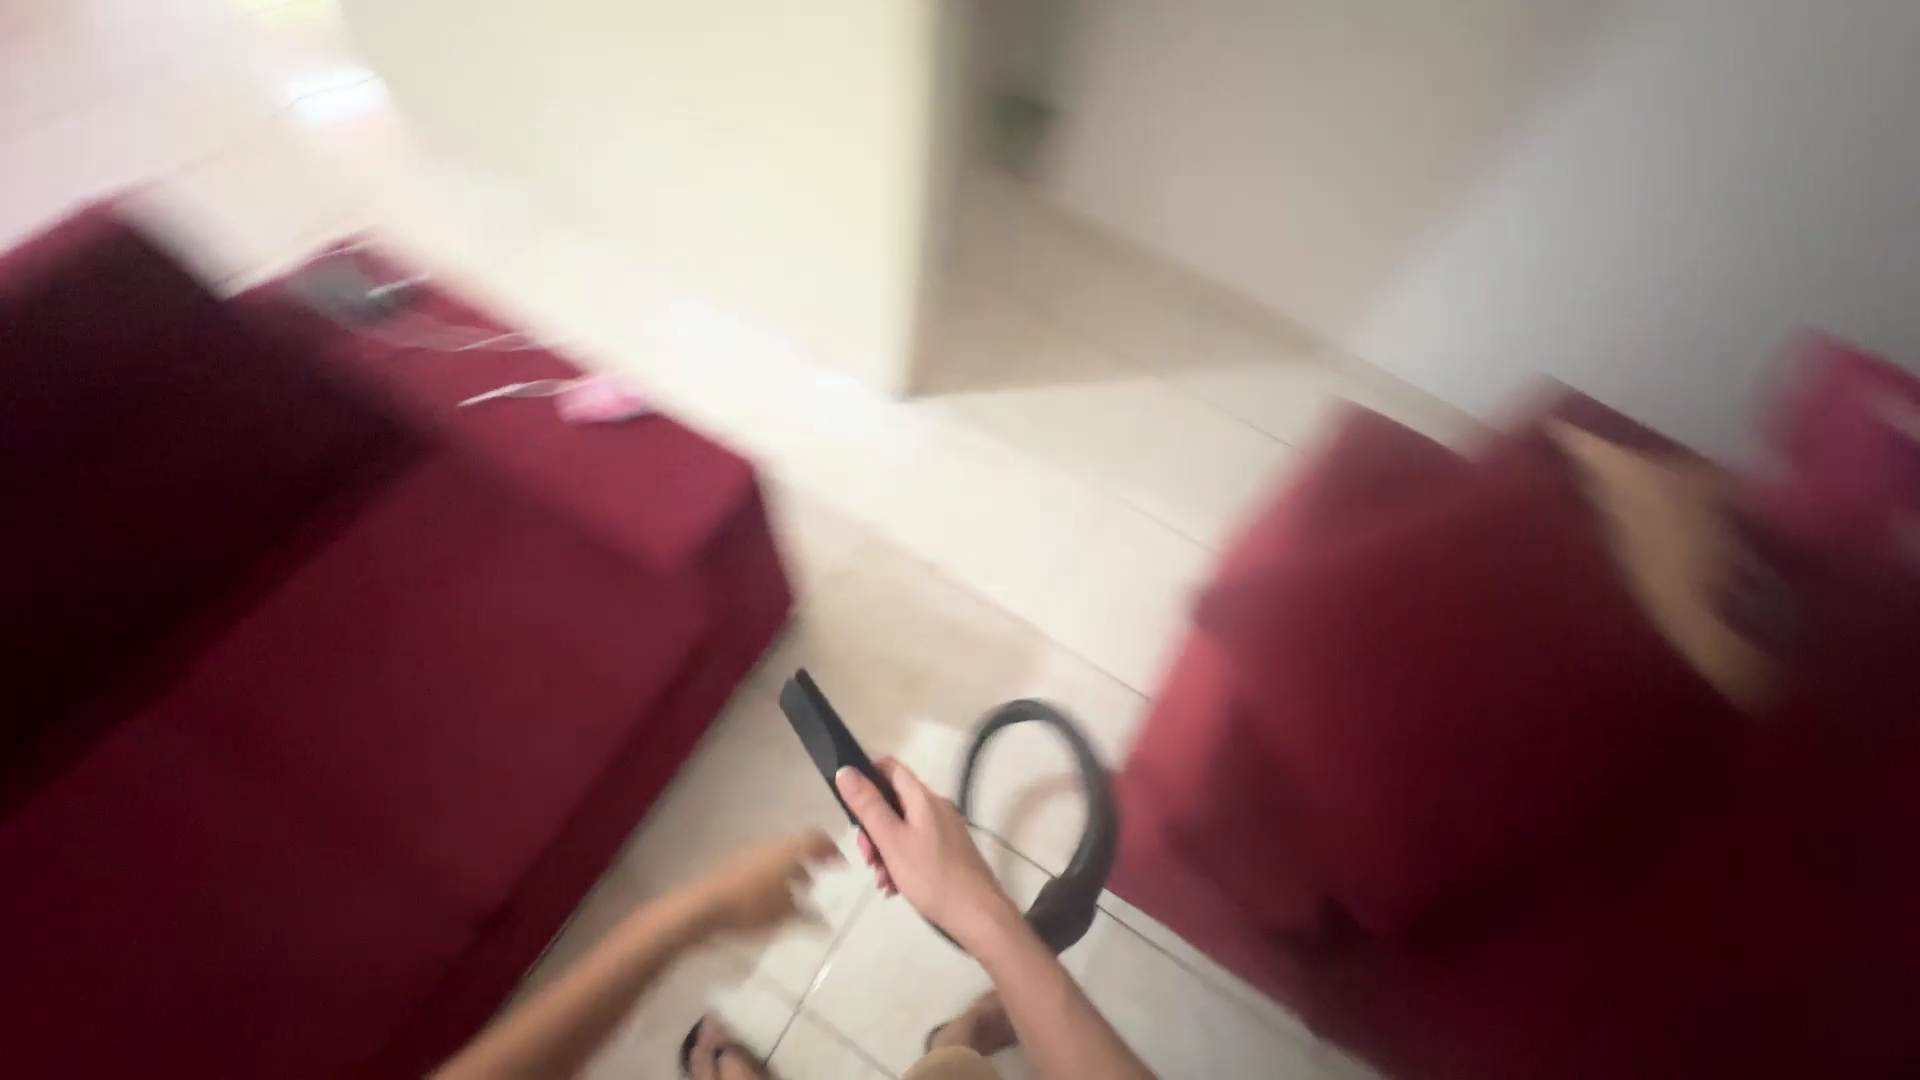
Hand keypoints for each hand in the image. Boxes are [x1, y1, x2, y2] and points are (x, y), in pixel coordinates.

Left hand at [688, 831, 842, 935]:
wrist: (702, 908)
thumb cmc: (750, 908)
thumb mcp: (785, 917)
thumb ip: (810, 918)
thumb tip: (829, 924)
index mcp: (788, 851)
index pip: (816, 838)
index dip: (830, 848)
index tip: (840, 863)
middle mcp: (772, 845)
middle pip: (798, 845)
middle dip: (811, 860)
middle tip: (819, 877)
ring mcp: (751, 852)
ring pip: (780, 854)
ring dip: (792, 867)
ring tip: (797, 890)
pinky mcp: (736, 863)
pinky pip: (764, 862)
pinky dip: (775, 873)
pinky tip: (771, 895)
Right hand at [836, 759, 1020, 946]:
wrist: (978, 915)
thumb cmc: (932, 876)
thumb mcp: (893, 841)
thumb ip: (869, 806)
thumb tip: (846, 770)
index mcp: (924, 798)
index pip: (892, 768)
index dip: (868, 773)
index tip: (848, 796)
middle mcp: (936, 807)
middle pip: (894, 803)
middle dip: (873, 828)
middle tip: (867, 857)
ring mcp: (944, 829)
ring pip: (903, 829)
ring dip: (885, 851)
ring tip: (881, 880)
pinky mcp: (948, 851)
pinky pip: (916, 847)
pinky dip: (901, 862)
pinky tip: (895, 887)